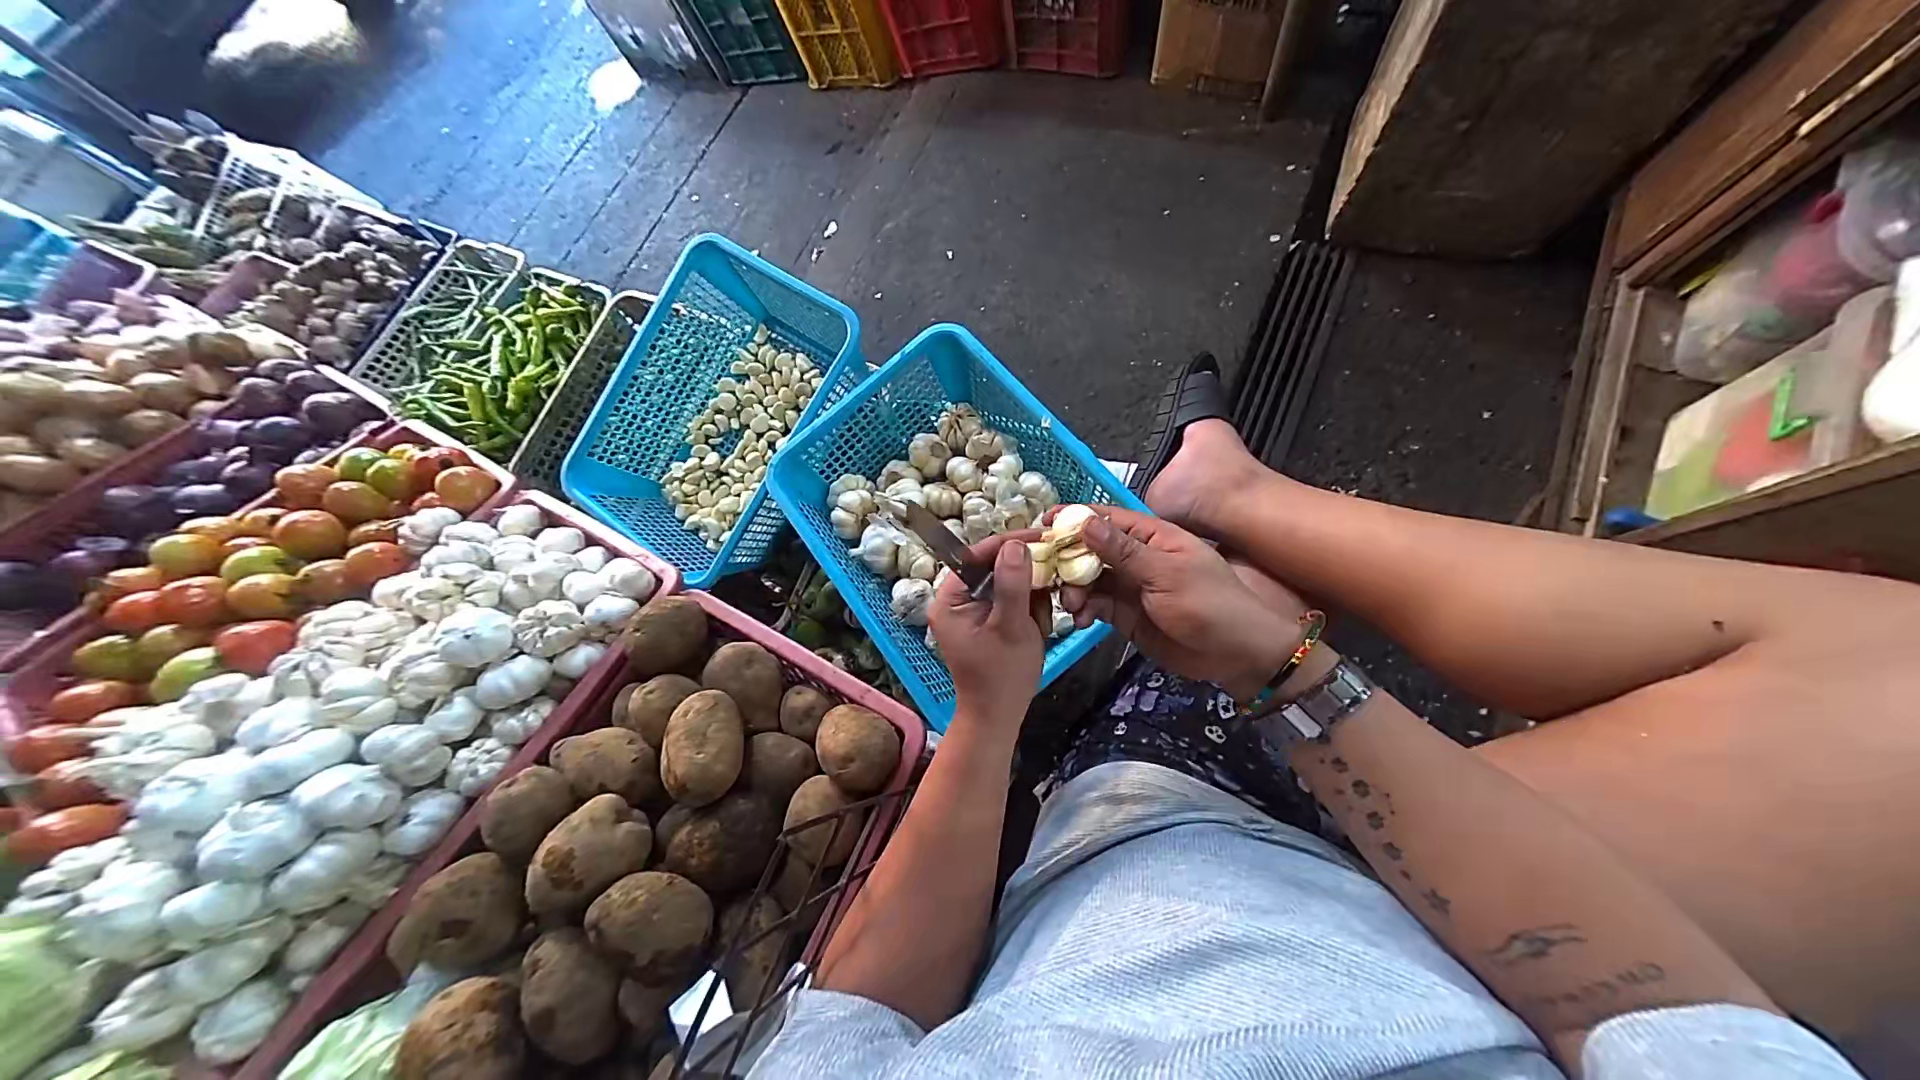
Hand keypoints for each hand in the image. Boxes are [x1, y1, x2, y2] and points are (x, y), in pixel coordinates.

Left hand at [928, 532, 1047, 728]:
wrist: (998, 717)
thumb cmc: (1002, 677)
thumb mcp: (1011, 627)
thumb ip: (1012, 585)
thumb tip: (1016, 545)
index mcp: (950, 599)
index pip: (977, 555)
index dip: (1009, 543)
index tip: (1042, 537)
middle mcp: (956, 600)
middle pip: (993, 566)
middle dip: (1024, 573)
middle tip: (1052, 575)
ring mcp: (971, 610)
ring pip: (1006, 582)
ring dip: (1030, 594)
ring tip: (1039, 619)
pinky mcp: (987, 621)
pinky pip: (1010, 599)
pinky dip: (1028, 607)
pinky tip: (1037, 626)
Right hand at [1059, 506, 1306, 699]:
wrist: (1237, 655)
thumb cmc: (1209, 604)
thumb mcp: (1165, 572)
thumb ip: (1122, 550)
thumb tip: (1083, 520)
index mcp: (1149, 535)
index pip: (1104, 519)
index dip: (1072, 519)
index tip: (1042, 526)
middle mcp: (1134, 557)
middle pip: (1088, 549)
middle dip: (1065, 559)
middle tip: (1045, 574)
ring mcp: (1128, 586)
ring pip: (1087, 578)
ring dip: (1072, 587)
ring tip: (1071, 604)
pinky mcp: (1124, 614)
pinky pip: (1094, 604)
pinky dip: (1083, 609)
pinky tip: (1080, 619)